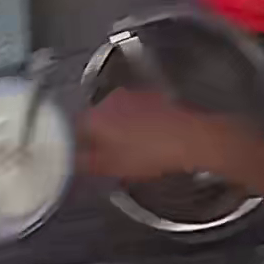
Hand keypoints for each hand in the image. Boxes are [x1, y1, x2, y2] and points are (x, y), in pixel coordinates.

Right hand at [80, 89, 263, 181]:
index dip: (73, 144)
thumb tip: (73, 163)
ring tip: (128, 151)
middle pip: (93, 119)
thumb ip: (86, 164)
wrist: (191, 138)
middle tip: (103, 157)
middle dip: (96, 137)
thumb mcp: (112, 167)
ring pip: (114, 114)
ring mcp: (133, 95)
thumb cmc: (155, 152)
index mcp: (95, 116)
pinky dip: (134, 124)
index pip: (71, 128)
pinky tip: (145, 141)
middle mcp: (111, 100)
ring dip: (116, 130)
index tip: (77, 155)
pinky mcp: (151, 96)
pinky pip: (133, 111)